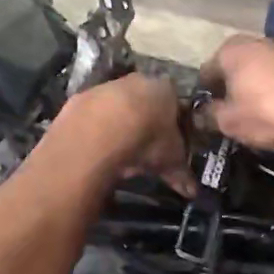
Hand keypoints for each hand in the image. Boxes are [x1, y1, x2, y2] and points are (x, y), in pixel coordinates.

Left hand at [56, 74, 196, 195]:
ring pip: (118, 106)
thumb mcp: (170, 161)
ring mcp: (106, 86)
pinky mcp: (81, 98)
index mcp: (165, 90)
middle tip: (146, 148)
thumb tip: (193, 192)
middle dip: (146, 122)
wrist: (99, 134)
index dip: (174, 124)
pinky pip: (94, 115)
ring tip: (121, 151)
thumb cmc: (147, 141)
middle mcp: (137, 81)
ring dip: (120, 124)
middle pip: (145, 101)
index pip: (175, 104)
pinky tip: (99, 148)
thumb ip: (182, 174)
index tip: (171, 143)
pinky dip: (98, 129)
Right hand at [201, 35, 273, 156]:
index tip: (206, 109)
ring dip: (249, 83)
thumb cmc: (263, 115)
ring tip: (249, 108)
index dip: (204, 91)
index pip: (207, 70)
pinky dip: (268, 86)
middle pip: (232, 63)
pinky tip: (271, 105)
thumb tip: (200, 114)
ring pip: (254, 67)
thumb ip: (208, 115)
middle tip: (227, 108)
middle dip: (228, 83)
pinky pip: (273, 73)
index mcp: (231, 49)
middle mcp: (254, 42)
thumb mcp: (227, 121)